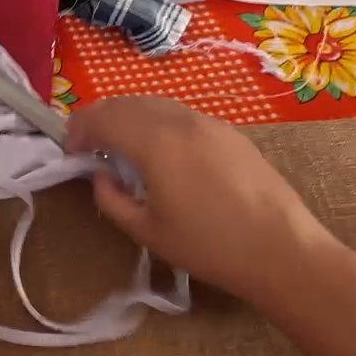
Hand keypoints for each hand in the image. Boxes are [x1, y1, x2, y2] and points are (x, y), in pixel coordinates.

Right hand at [67, 96, 336, 304]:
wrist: (286, 252)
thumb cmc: (211, 247)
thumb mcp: (148, 232)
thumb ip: (111, 200)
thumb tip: (102, 176)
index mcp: (154, 142)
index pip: (101, 118)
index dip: (77, 130)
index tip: (69, 151)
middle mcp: (178, 120)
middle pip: (123, 103)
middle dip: (98, 119)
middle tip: (87, 145)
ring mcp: (207, 122)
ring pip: (152, 103)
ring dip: (126, 117)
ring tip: (120, 145)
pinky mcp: (228, 131)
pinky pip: (178, 114)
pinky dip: (155, 121)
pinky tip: (160, 151)